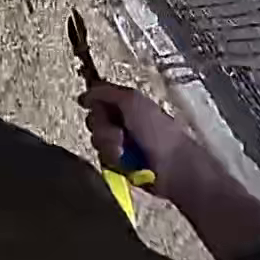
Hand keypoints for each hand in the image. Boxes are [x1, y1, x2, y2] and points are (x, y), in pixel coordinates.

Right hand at [78, 82, 219, 199]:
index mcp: (127, 104)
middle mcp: (122, 121)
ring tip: (124, 151)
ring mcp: (121, 144)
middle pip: (94, 119)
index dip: (93, 101)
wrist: (174, 167)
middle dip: (102, 127)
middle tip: (119, 134)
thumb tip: (85, 94)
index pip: (98, 98)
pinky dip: (113, 160)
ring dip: (109, 145)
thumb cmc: (156, 130)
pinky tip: (125, 162)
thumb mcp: (132, 101)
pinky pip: (103, 158)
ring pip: (97, 140)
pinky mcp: (120, 165)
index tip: (88, 104)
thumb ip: (107, 92)